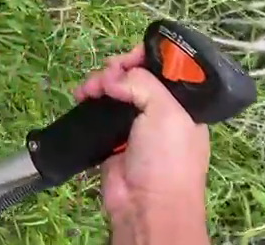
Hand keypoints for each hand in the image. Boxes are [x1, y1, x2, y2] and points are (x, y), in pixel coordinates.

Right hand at [74, 46, 210, 244]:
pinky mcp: (112, 133)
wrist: (146, 205)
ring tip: (89, 90)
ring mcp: (135, 123)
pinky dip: (89, 96)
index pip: (164, 70)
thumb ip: (142, 83)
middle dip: (116, 69)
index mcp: (183, 108)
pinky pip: (99, 104)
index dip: (144, 58)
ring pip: (113, 87)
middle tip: (106, 77)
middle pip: (134, 75)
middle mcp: (160, 112)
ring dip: (98, 81)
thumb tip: (111, 77)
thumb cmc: (166, 159)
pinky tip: (81, 96)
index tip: (127, 58)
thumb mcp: (166, 113)